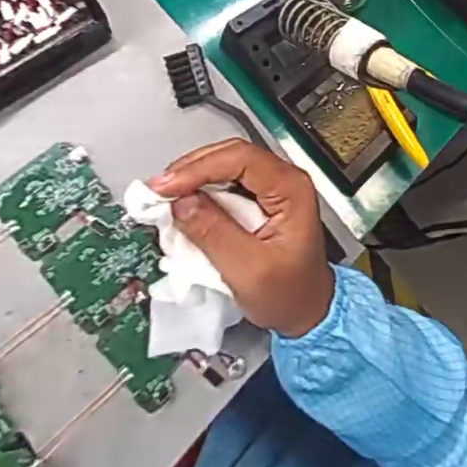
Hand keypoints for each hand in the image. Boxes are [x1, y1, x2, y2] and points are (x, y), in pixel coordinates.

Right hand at [148, 140, 332, 336]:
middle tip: (158, 190)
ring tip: (165, 195)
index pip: (240, 159)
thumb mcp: (249, 271)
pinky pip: (225, 181)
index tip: (166, 187)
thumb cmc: (289, 295)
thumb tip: (181, 202)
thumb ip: (215, 234)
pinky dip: (200, 188)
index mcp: (291, 188)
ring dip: (193, 177)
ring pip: (225, 164)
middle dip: (191, 169)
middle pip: (231, 155)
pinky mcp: (258, 197)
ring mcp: (271, 185)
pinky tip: (182, 201)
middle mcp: (283, 178)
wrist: (308, 312)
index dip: (199, 168)